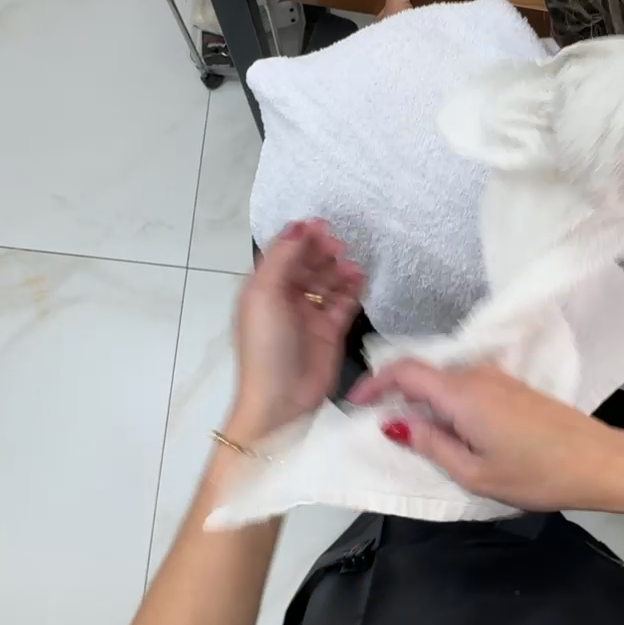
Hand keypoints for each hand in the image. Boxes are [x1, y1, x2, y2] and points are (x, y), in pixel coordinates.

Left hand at [229, 219, 364, 440]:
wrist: (282, 399)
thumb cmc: (266, 346)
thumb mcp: (265, 295)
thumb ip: (282, 258)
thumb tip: (299, 226)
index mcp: (264, 288)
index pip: (284, 253)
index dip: (302, 237)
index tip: (322, 225)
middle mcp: (286, 298)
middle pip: (308, 264)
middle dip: (322, 251)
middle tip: (339, 244)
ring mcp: (310, 315)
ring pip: (328, 281)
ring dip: (339, 269)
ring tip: (350, 265)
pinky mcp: (331, 331)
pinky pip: (344, 302)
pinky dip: (352, 289)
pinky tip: (360, 279)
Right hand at [347, 360, 623, 512]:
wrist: (601, 462)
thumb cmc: (536, 474)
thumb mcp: (474, 473)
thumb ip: (431, 445)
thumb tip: (394, 424)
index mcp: (462, 393)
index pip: (405, 370)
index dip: (374, 382)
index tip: (356, 404)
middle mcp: (478, 375)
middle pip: (425, 372)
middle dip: (396, 393)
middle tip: (379, 425)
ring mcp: (500, 378)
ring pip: (447, 380)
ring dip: (423, 400)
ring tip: (413, 434)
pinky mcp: (515, 388)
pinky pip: (468, 386)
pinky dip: (447, 402)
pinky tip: (451, 430)